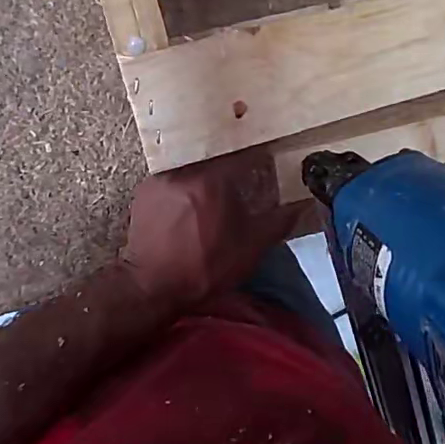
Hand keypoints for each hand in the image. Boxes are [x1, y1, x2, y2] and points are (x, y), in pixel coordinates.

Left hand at [120, 149, 308, 307]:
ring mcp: (162, 178)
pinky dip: (183, 189)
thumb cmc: (206, 268)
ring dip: (205, 180)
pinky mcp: (145, 189)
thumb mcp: (251, 249)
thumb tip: (299, 206)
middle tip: (237, 190)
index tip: (262, 174)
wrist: (153, 288)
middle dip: (229, 173)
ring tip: (211, 201)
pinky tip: (187, 208)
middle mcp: (186, 170)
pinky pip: (172, 180)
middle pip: (216, 160)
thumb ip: (277, 222)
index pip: (243, 156)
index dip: (256, 163)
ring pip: (193, 168)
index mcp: (214, 178)